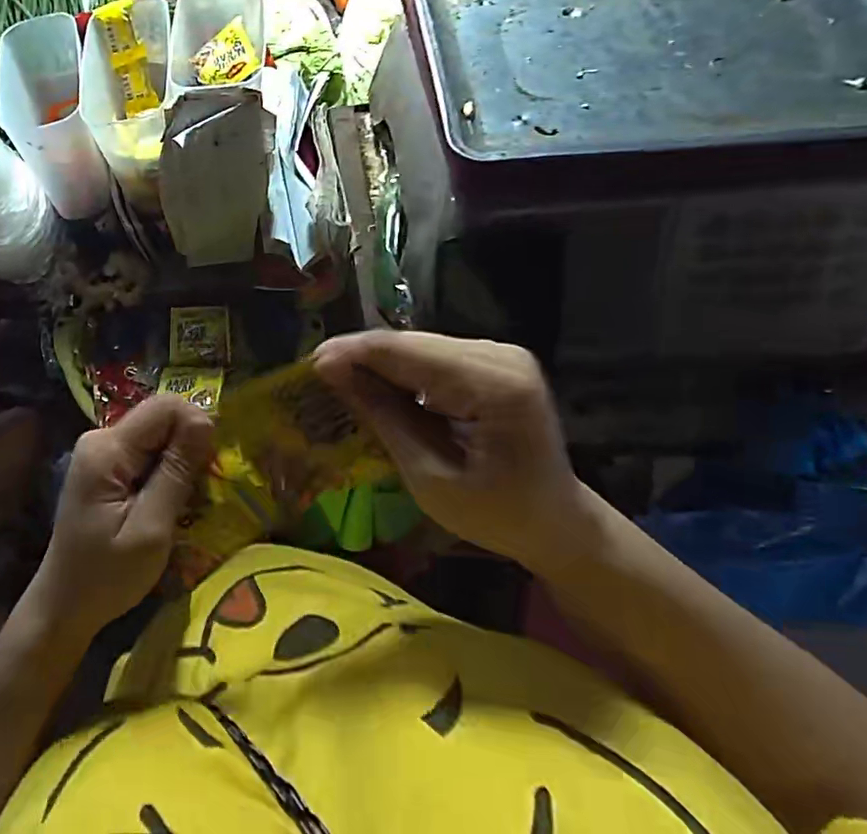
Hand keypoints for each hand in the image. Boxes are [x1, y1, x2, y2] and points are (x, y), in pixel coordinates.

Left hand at [28, 396, 213, 636]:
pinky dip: (166, 472)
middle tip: (201, 491)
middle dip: (190, 446)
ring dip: (180, 462)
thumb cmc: (108, 575)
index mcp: (106, 448)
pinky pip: (146, 453)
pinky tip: (169, 503)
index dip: (196, 427)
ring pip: (158, 436)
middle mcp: (100, 438)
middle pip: (161, 419)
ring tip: (187, 502)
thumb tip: (205, 420)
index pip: (164, 407)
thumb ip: (177, 472)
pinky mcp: (106, 468)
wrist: (65, 603)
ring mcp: (100, 452)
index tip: (210, 469)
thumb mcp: (151, 528)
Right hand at [312, 330, 597, 570]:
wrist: (558, 523)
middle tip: (313, 374)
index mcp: (494, 385)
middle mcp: (500, 356)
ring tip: (334, 379)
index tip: (308, 366)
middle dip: (359, 356)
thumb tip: (331, 371)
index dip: (352, 353)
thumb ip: (382, 416)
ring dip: (374, 362)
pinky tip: (371, 384)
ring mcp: (500, 354)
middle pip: (410, 342)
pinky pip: (429, 355)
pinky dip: (396, 369)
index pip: (406, 352)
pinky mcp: (492, 361)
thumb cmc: (497, 514)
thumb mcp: (428, 476)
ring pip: (415, 345)